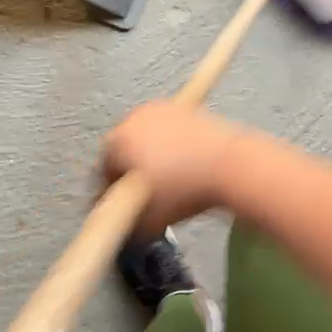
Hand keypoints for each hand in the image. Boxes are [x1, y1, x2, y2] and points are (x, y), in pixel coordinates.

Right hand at [101, 101, 250, 234]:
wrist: (228, 164)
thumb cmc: (184, 190)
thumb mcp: (147, 221)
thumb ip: (123, 224)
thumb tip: (120, 225)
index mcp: (116, 142)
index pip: (103, 171)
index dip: (112, 193)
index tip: (122, 207)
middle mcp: (132, 118)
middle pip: (122, 149)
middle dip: (129, 171)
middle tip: (143, 194)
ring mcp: (159, 108)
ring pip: (144, 138)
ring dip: (148, 156)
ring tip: (166, 180)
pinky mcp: (182, 106)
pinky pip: (166, 129)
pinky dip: (168, 144)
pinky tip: (182, 163)